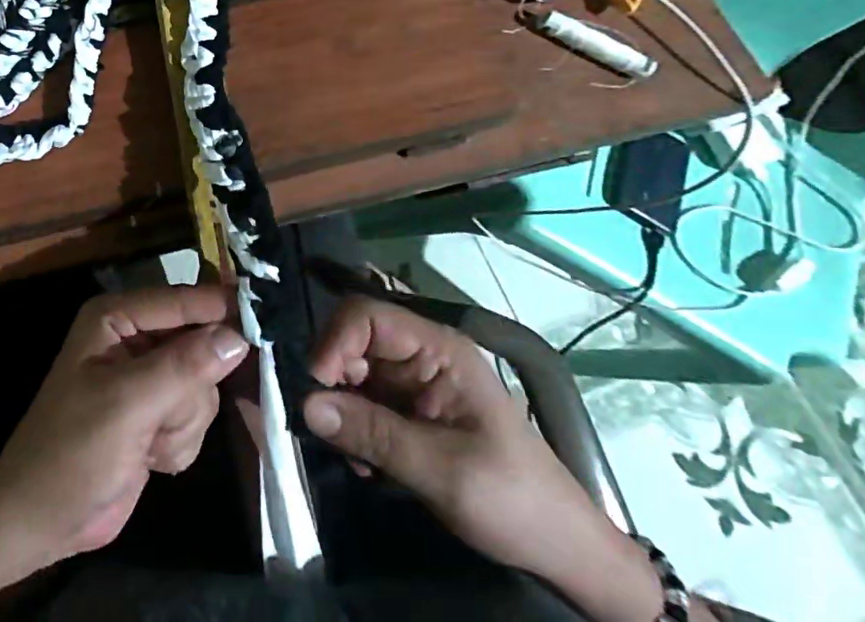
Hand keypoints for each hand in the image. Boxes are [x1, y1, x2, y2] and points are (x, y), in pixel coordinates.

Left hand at [0, 284, 248, 610]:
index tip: (267, 323)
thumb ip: (184, 366)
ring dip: (183, 422)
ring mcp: (148, 378)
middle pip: (202, 344)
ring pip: (204, 385)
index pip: (183, 300)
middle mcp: (135, 338)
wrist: (44, 521)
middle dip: (191, 389)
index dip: (222, 311)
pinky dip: (180, 441)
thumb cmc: (73, 451)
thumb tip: (238, 336)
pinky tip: (149, 456)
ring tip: (148, 441)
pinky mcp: (158, 413)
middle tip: (167, 415)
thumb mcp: (127, 404)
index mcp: (116, 317)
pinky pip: (197, 416)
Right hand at [301, 297, 667, 621]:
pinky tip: (367, 465)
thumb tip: (306, 404)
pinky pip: (359, 404)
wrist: (559, 547)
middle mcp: (420, 356)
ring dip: (340, 410)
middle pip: (352, 341)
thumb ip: (373, 433)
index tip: (316, 388)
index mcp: (439, 350)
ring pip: (349, 374)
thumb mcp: (442, 470)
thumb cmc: (513, 499)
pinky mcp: (405, 411)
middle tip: (329, 428)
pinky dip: (350, 428)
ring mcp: (412, 383)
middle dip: (332, 380)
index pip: (368, 315)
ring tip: (356, 457)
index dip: (334, 341)